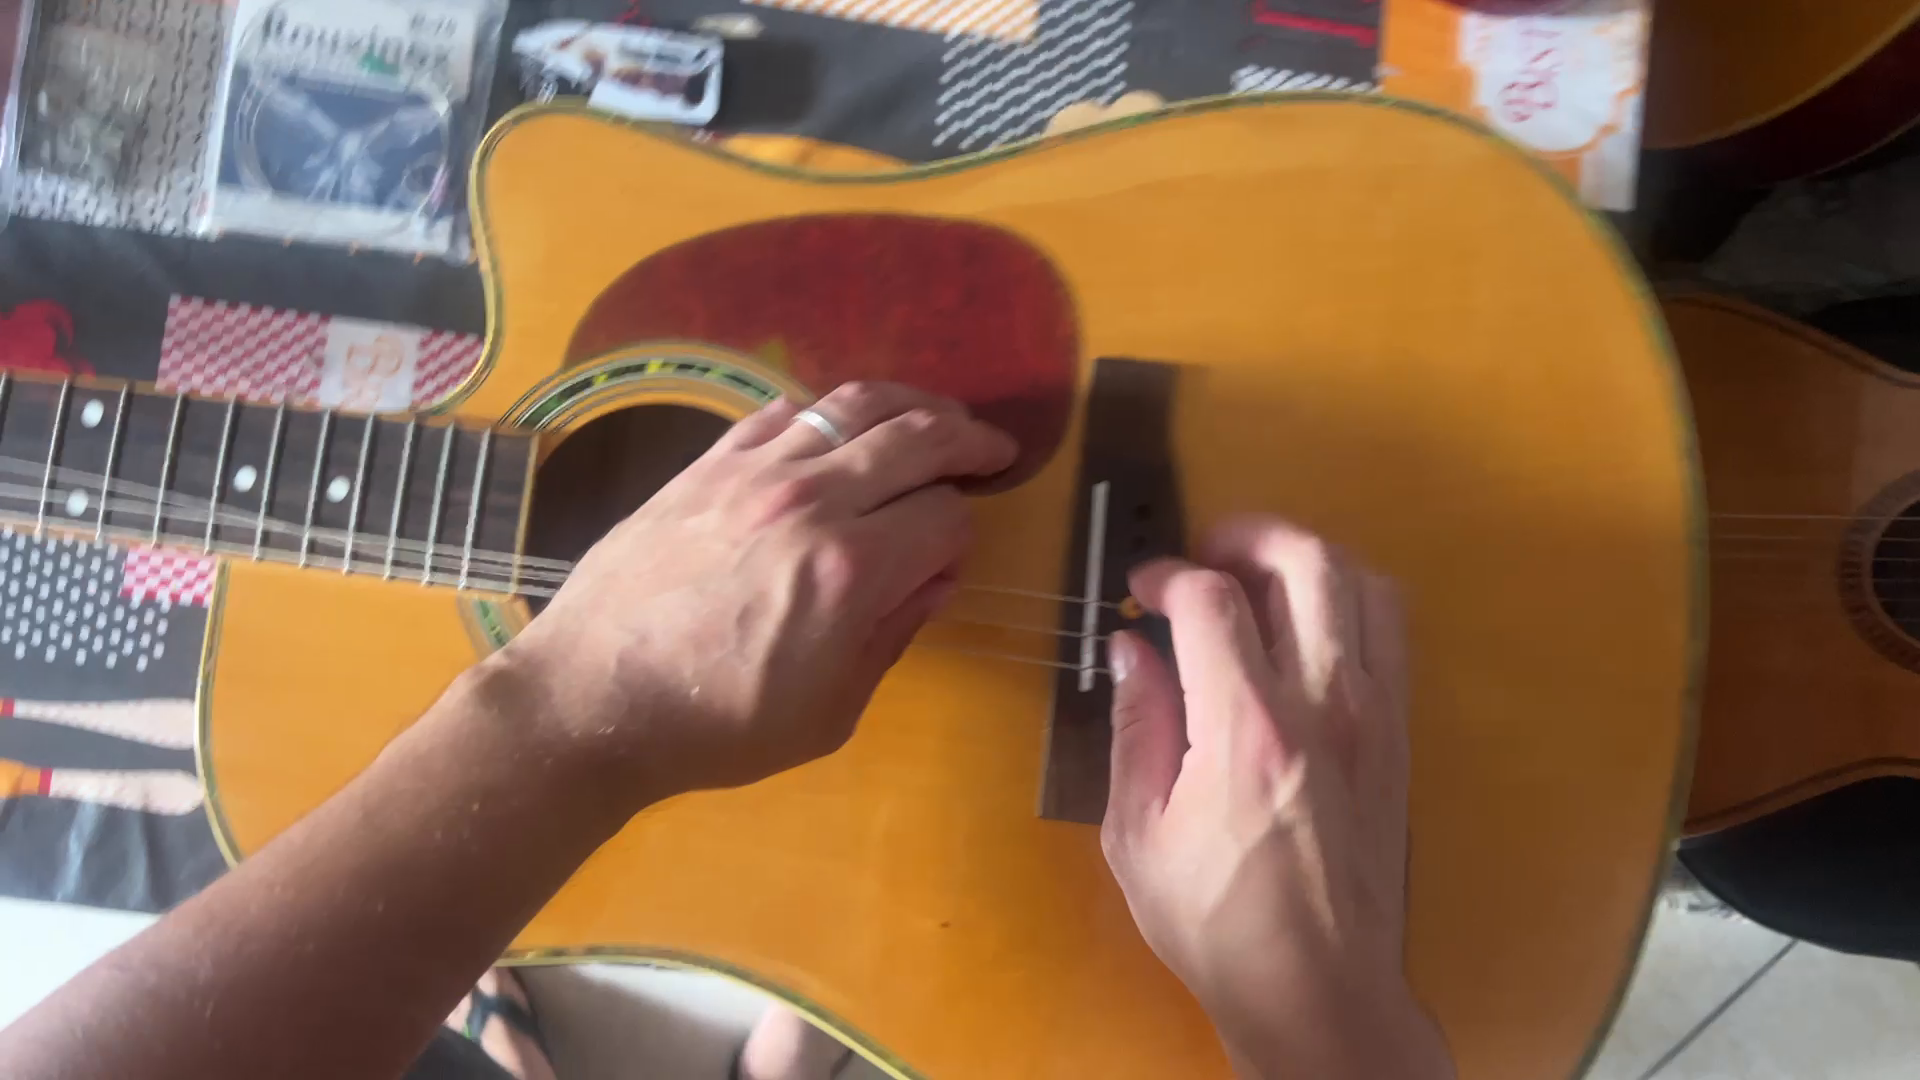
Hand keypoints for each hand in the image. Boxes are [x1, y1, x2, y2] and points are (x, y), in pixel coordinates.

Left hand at [496, 383, 1017, 804]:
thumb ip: (894, 633)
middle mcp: (812, 501)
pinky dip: (832, 410)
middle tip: (993, 447)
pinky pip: (788, 411)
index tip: (948, 560)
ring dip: (913, 404)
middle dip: (969, 440)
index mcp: (850, 571)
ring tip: (939, 415)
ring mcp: (756, 471)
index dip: (961, 537)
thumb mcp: (832, 711)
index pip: (944, 518)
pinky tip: (847, 425)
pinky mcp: (710, 461)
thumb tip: (934, 575)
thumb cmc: (718, 725)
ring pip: (857, 404)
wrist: (592, 698)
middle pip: (917, 438)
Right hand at [1100, 518, 1452, 1079]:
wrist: (1321, 991)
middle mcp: (1326, 704)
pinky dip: (1342, 594)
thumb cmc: (1212, 916)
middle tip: (1200, 555)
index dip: (1166, 575)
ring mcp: (1377, 713)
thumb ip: (1136, 723)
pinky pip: (1387, 625)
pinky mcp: (1400, 730)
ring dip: (1299, 557)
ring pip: (1359, 580)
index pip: (1211, 600)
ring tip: (1250, 577)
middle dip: (1244, 534)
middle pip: (1304, 561)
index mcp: (1247, 731)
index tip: (1139, 591)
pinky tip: (1298, 622)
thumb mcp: (1136, 829)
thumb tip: (1129, 647)